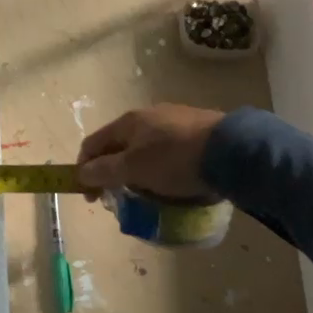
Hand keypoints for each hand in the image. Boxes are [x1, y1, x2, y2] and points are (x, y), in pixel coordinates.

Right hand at [77, 105, 225, 199]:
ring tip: (149, 192)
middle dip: (113, 172)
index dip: (84, 169)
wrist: (231, 150)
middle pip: (119, 146)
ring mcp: (175, 120)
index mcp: (127, 121)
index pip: (93, 144)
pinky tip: (174, 180)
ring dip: (138, 170)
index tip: (91, 197)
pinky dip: (162, 166)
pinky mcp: (198, 130)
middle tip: (120, 196)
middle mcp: (148, 115)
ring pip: (145, 148)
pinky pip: (169, 150)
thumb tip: (81, 173)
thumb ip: (103, 171)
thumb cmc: (173, 160)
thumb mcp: (133, 169)